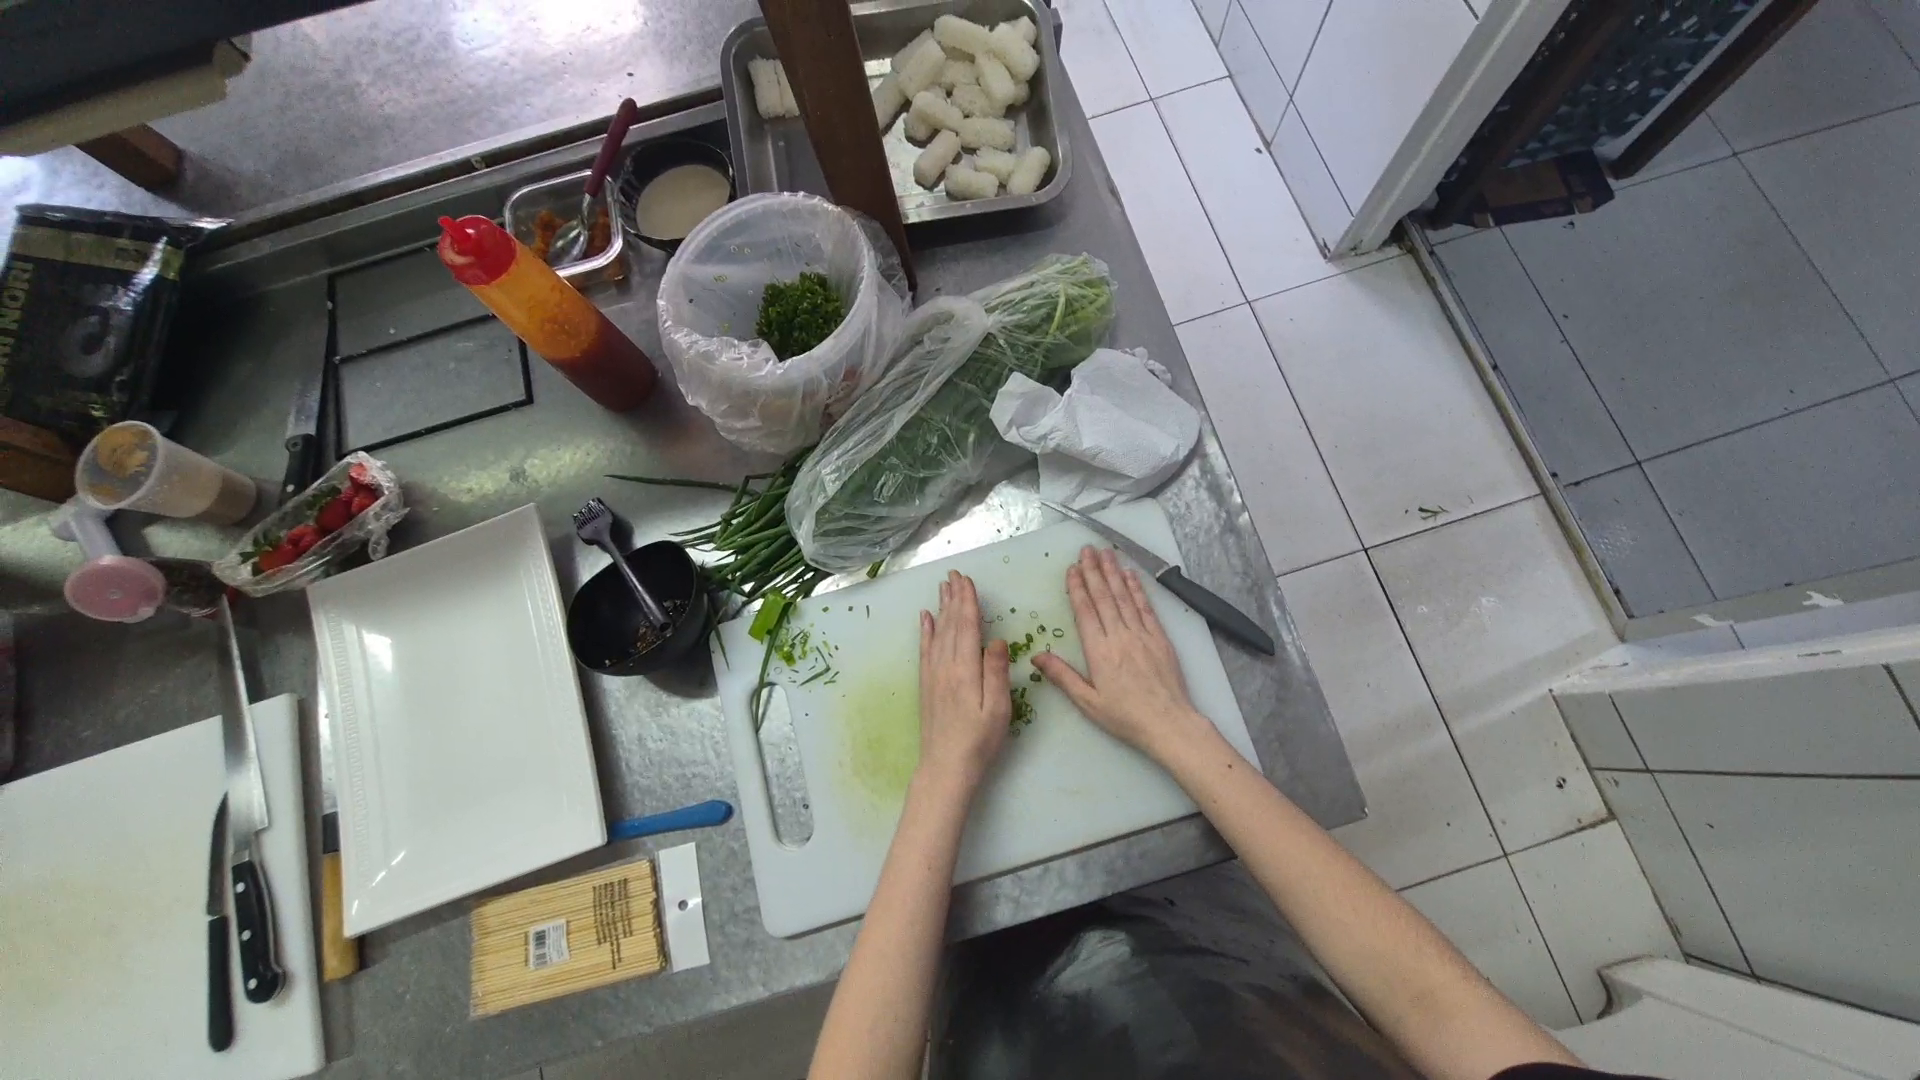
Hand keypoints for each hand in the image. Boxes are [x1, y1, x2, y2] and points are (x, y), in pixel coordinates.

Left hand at [918, 571, 1011, 792]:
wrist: (946, 767)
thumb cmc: (979, 741)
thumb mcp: (998, 708)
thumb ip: (996, 671)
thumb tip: (997, 639)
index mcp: (966, 669)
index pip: (967, 626)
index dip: (968, 601)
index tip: (968, 580)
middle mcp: (946, 666)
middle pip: (951, 624)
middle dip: (954, 597)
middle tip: (954, 574)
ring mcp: (933, 675)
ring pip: (938, 633)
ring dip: (941, 608)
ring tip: (943, 587)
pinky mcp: (927, 685)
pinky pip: (925, 650)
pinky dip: (926, 631)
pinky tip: (926, 619)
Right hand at [1033, 546, 1215, 758]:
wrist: (1169, 723)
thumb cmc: (1125, 717)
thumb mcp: (1088, 702)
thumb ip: (1062, 676)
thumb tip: (1037, 656)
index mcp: (1099, 652)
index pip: (1085, 612)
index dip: (1077, 588)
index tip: (1072, 569)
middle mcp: (1120, 637)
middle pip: (1104, 598)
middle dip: (1093, 571)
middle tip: (1086, 550)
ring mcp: (1142, 635)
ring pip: (1124, 597)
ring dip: (1113, 573)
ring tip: (1104, 553)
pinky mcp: (1160, 638)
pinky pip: (1146, 607)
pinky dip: (1137, 589)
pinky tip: (1130, 575)